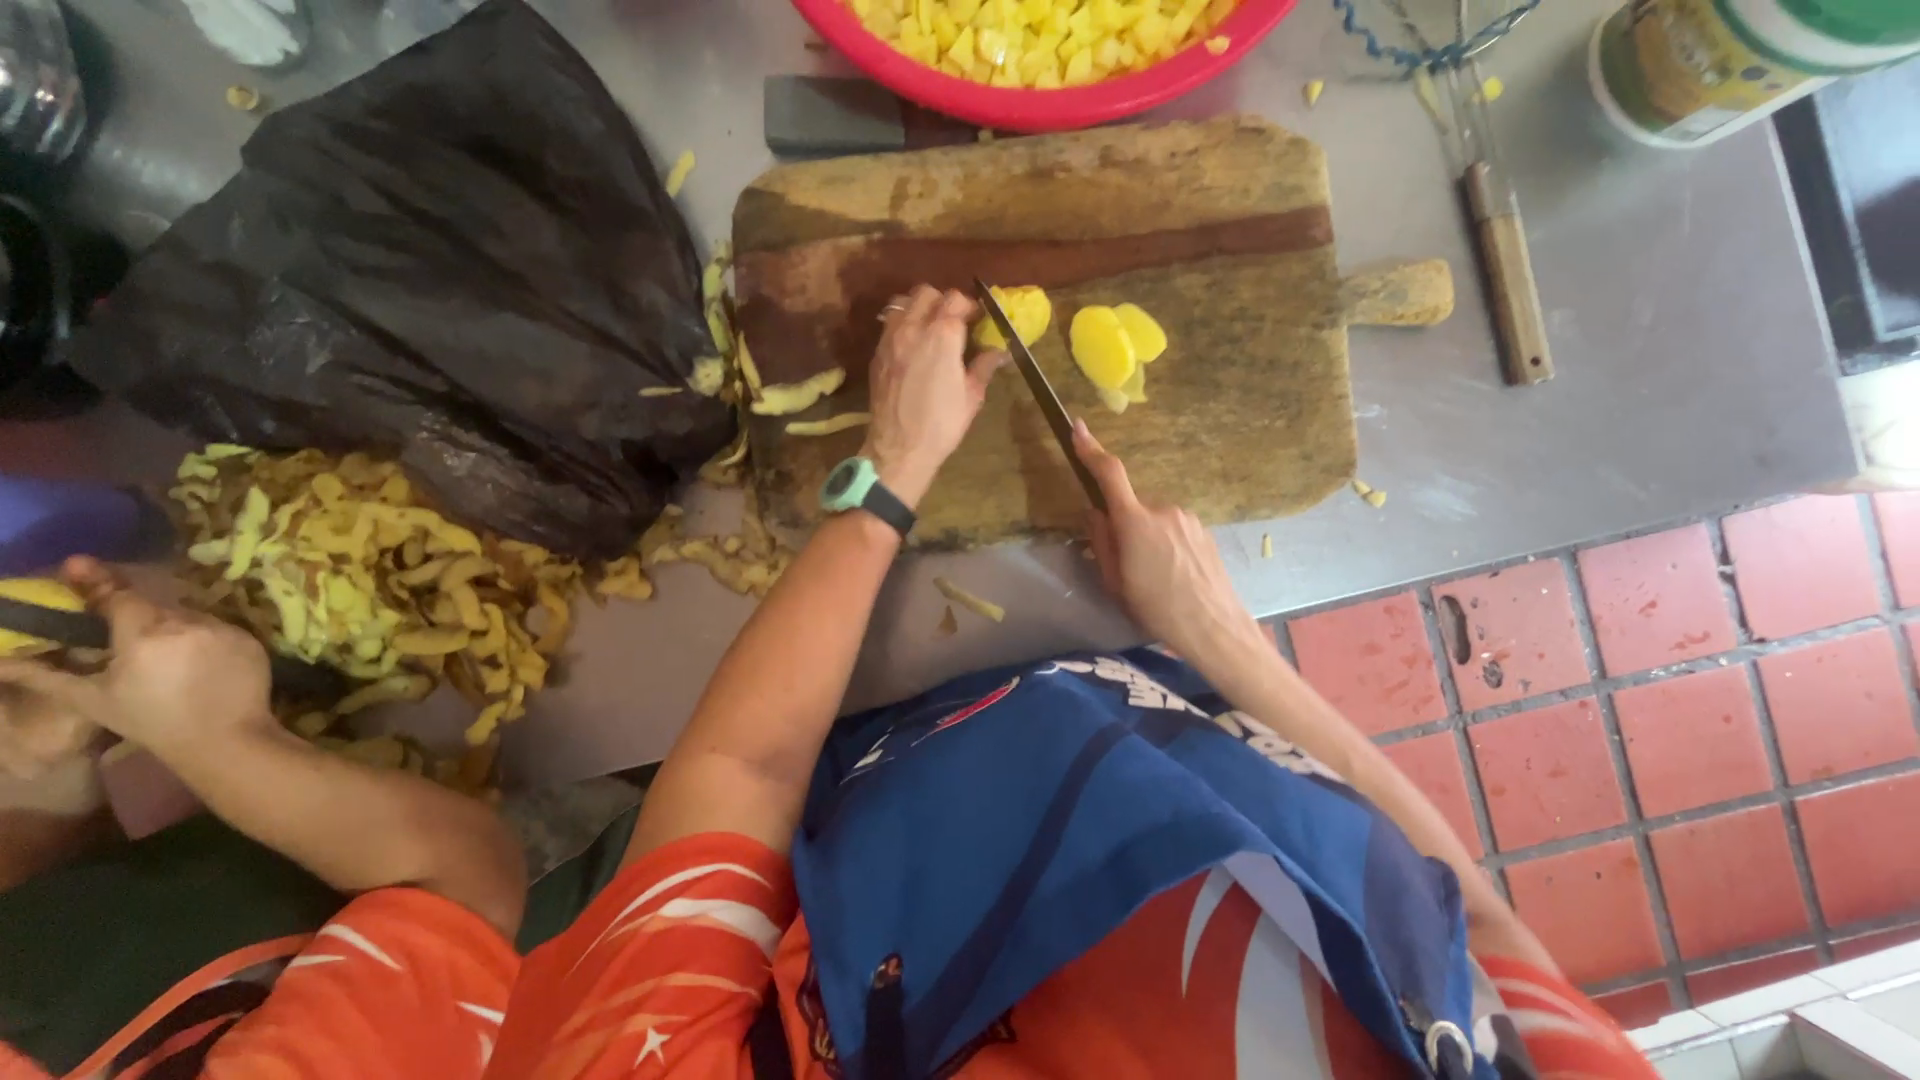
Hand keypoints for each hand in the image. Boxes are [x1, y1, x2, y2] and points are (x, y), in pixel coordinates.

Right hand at [0, 557, 274, 756]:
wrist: (224, 737)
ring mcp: (225, 628)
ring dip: (173, 629)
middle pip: (155, 607)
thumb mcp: (91, 698)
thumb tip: (1, 662)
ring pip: (188, 617)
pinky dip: (203, 640)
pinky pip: (218, 630)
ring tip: (166, 660)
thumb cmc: (150, 720)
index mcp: (145, 633)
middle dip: (137, 616)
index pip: (118, 596)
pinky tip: (196, 664)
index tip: (78, 565)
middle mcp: (189, 622)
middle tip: (126, 637)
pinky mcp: (251, 638)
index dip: (98, 583)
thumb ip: (45, 674)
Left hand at [862, 285, 1007, 507]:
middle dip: (943, 302)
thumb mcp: (972, 395)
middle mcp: (913, 328)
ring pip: (903, 303)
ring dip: (919, 309)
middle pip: (927, 293)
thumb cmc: (942, 424)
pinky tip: (913, 346)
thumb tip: (1000, 351)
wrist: (899, 447)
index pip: (956, 299)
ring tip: (930, 329)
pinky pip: (890, 324)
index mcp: (942, 335)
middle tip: (954, 322)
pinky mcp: (877, 354)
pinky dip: (903, 325)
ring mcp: (890, 339)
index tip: (978, 321)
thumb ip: (984, 365)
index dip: (970, 307)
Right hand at [1075, 421, 1265, 659]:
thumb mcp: (1115, 583)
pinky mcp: (1204, 530)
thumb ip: (1101, 542)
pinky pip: (1174, 529)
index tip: (1078, 428)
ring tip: (1157, 579)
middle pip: (1132, 508)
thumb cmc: (1156, 610)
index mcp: (1135, 522)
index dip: (1091, 450)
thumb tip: (1095, 514)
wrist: (1214, 628)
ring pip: (1154, 520)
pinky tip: (1176, 577)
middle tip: (1129, 568)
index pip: (1109, 475)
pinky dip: (1167, 545)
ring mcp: (1187, 518)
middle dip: (1125, 528)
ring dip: (1148, 539)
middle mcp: (1163, 510)